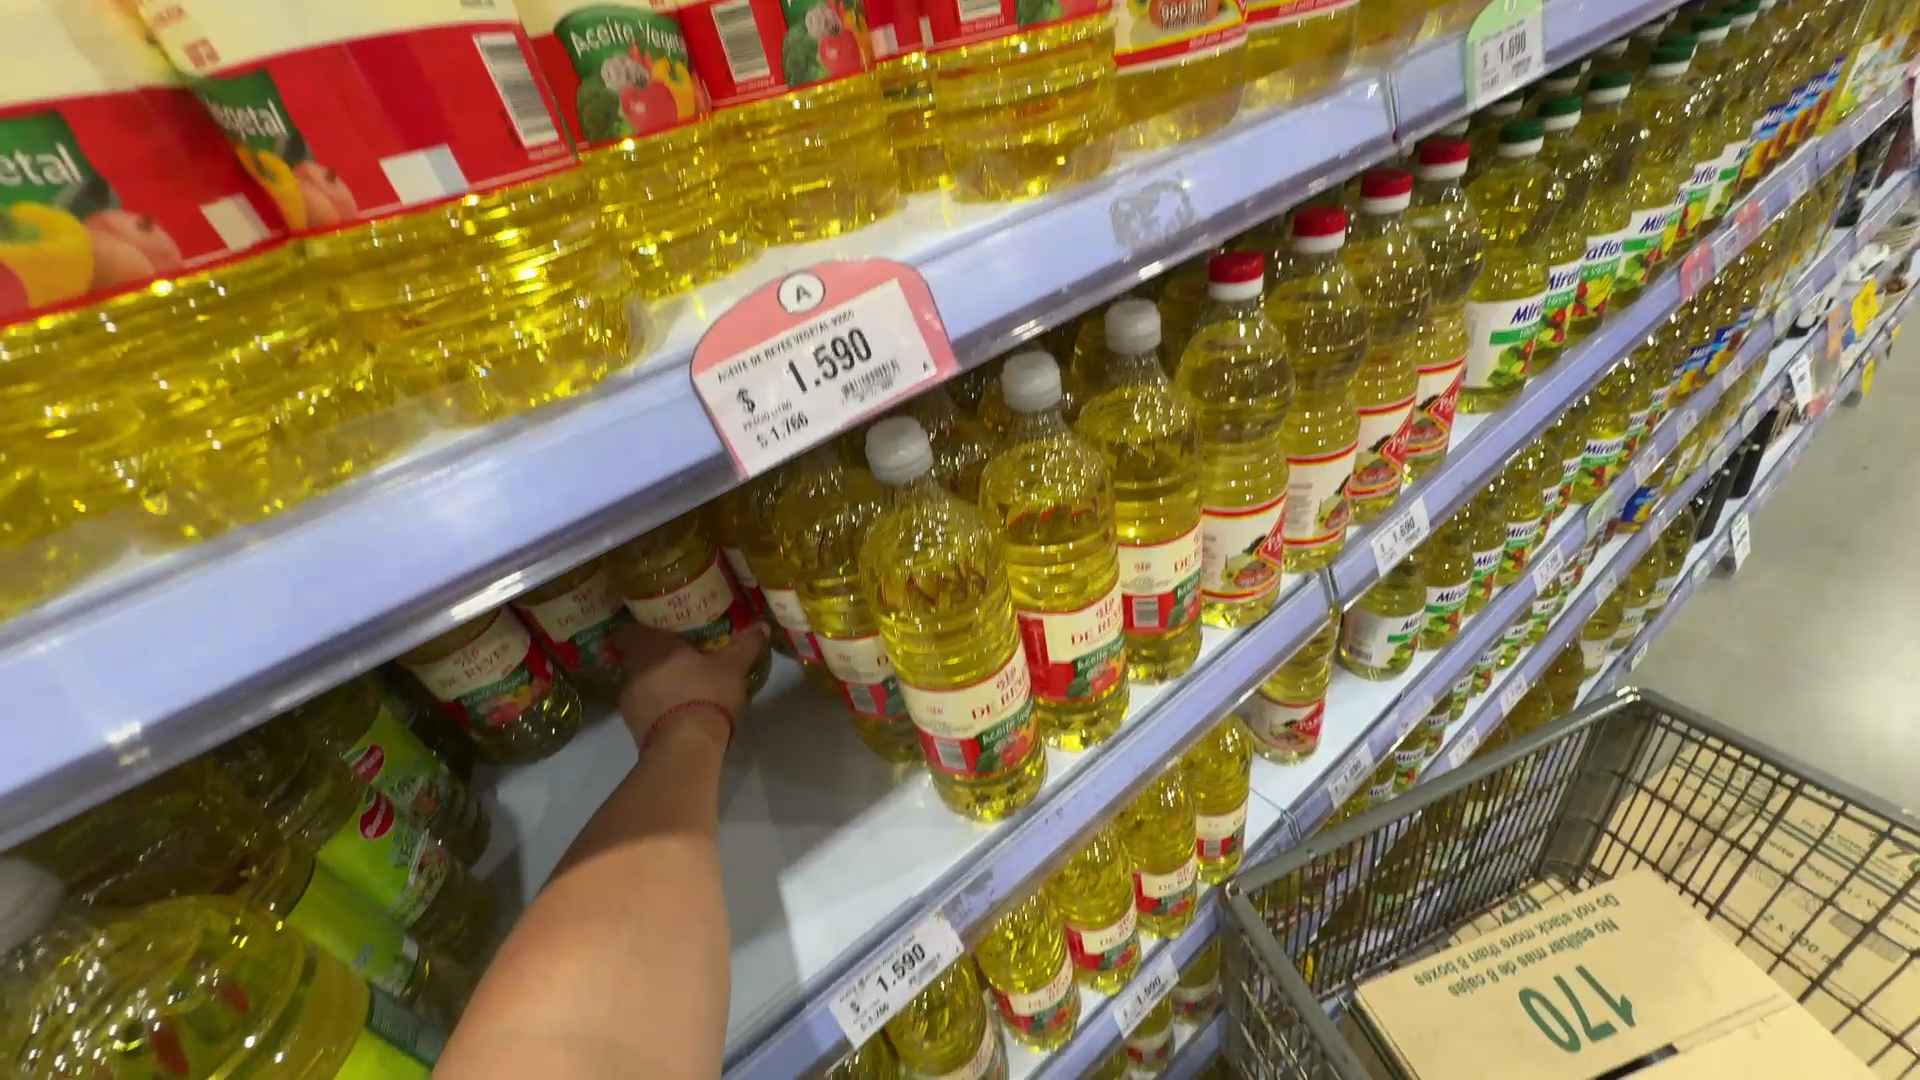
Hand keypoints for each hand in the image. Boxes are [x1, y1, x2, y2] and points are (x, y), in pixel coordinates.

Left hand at [612, 621, 767, 748]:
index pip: (631, 629)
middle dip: (658, 656)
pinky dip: (661, 707)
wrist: (686, 747)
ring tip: (685, 685)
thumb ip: (745, 644)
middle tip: (682, 655)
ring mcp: (629, 702)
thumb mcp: (733, 666)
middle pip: (638, 657)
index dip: (645, 627)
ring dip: (659, 683)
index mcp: (649, 646)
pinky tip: (683, 710)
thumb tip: (761, 625)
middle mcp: (632, 671)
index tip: (663, 628)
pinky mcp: (634, 729)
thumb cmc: (706, 692)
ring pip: (642, 684)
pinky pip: (647, 708)